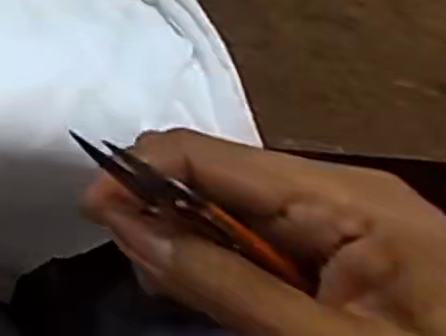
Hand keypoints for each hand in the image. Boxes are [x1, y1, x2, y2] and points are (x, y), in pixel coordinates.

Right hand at [81, 130, 445, 335]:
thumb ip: (221, 281)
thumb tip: (120, 220)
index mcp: (348, 196)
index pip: (210, 155)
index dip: (140, 170)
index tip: (91, 208)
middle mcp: (343, 193)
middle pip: (217, 178)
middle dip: (164, 211)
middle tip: (138, 265)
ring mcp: (351, 226)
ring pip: (233, 211)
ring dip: (189, 241)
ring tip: (171, 285)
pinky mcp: (353, 260)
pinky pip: (264, 243)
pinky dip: (225, 263)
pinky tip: (212, 289)